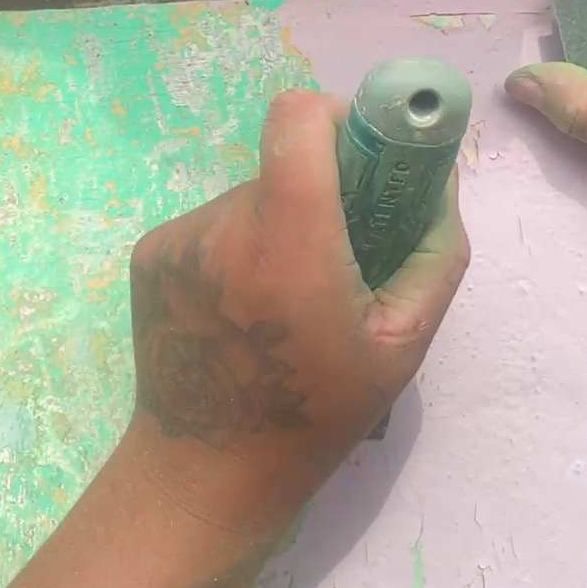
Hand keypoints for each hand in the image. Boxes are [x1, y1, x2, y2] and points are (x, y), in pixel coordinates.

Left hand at [119, 90, 469, 537]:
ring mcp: (175, 238)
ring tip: (281, 298)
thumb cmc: (317, 413)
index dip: (336, 120)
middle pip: (280, 164)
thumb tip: (438, 181)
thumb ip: (434, 248)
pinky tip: (242, 309)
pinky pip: (210, 225)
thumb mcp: (404, 342)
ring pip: (246, 198)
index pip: (298, 117)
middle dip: (315, 192)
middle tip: (332, 256)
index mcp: (287, 240)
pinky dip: (237, 248)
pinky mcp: (148, 253)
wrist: (207, 470)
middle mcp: (221, 226)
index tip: (358, 161)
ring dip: (275, 225)